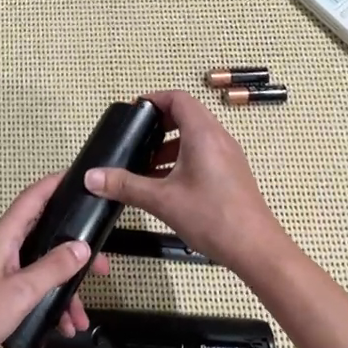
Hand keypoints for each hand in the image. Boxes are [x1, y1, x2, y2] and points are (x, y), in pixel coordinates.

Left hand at [0, 172, 110, 347]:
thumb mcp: (22, 291)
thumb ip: (53, 267)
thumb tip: (81, 247)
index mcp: (2, 236)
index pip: (32, 198)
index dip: (54, 184)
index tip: (78, 178)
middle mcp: (0, 247)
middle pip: (44, 236)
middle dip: (73, 251)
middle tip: (101, 265)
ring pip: (40, 268)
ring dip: (63, 289)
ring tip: (83, 315)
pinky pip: (31, 288)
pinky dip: (49, 303)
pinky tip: (64, 326)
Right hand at [84, 90, 294, 272]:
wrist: (256, 249)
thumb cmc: (211, 216)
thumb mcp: (162, 200)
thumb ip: (125, 185)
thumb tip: (91, 177)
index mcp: (203, 134)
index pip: (178, 98)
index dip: (154, 100)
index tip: (133, 113)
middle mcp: (219, 138)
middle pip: (187, 114)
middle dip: (159, 124)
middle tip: (136, 140)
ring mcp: (229, 156)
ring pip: (196, 136)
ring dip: (170, 145)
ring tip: (147, 166)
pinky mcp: (232, 174)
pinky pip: (204, 153)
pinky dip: (183, 159)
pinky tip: (167, 185)